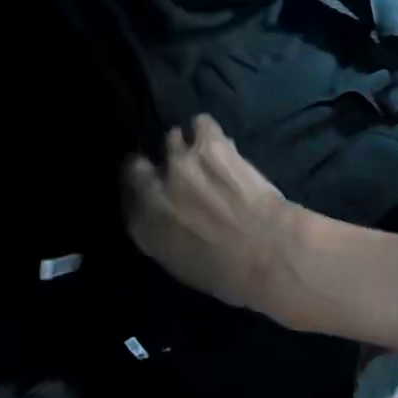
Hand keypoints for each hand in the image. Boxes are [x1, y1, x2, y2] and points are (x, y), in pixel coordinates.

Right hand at [124, 116, 309, 317]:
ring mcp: (179, 162)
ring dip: (185, 147)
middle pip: (140, 165)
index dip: (141, 189)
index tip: (153, 188)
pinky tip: (219, 140)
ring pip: (172, 138)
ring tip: (204, 155)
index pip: (128, 197)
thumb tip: (167, 217)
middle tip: (178, 172)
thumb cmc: (231, 274)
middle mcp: (154, 190)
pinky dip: (208, 130)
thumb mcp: (182, 264)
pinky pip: (200, 123)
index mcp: (145, 227)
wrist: (269, 253)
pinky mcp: (207, 143)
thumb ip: (164, 234)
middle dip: (157, 167)